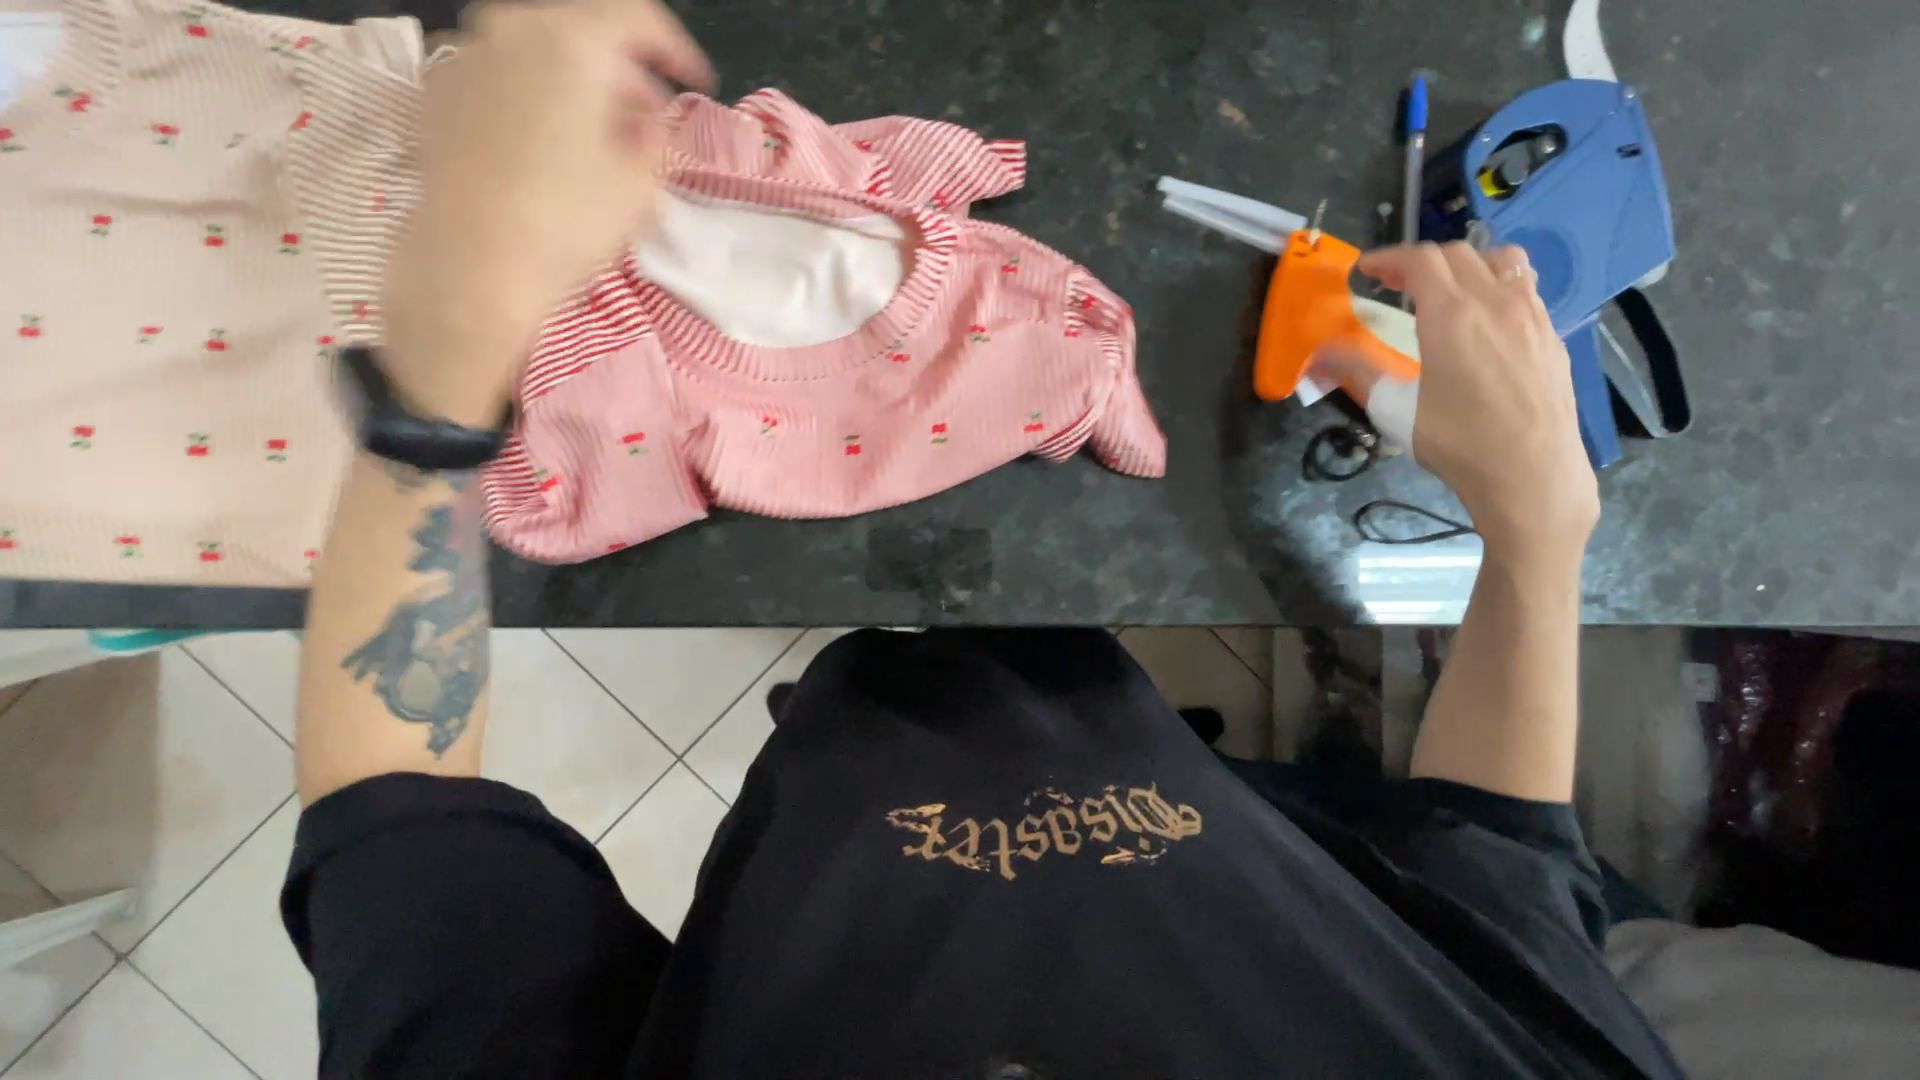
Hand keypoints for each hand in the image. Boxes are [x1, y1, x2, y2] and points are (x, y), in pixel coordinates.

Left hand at [381, 0, 713, 425]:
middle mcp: (510, 29)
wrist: (471, 266)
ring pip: (541, 49)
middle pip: (584, 28)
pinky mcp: (438, 91)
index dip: (676, 50)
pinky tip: (556, 142)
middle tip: (652, 116)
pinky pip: (505, 73)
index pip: (636, 17)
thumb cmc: (567, 222)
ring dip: (582, 82)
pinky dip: (540, 93)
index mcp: (569, 41)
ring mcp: (466, 56)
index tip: (697, 85)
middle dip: (626, 69)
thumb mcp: (640, 184)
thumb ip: (658, 136)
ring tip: (606, 133)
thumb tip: (652, 117)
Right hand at [1356, 243, 1598, 562]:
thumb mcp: (1393, 408)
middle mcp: (1495, 301)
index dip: (1389, 257)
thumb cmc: (1455, 441)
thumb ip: (1357, 371)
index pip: (1421, 260)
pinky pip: (1525, 287)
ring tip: (1447, 288)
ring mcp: (1531, 314)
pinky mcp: (1551, 333)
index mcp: (1452, 314)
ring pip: (1502, 260)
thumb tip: (1320, 353)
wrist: (1530, 470)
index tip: (1365, 269)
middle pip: (1458, 253)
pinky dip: (1496, 285)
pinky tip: (1484, 319)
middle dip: (1420, 261)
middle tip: (1394, 283)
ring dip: (1466, 263)